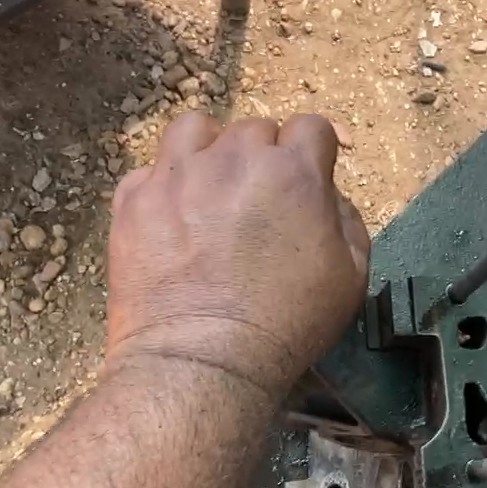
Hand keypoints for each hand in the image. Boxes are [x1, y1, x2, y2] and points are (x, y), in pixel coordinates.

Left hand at [104, 113, 369, 399]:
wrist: (204, 361)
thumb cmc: (288, 324)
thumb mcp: (352, 277)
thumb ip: (347, 219)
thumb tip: (326, 195)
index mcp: (293, 172)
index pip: (312, 126)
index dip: (318, 148)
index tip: (315, 169)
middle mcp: (235, 159)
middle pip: (256, 129)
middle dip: (267, 157)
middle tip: (265, 200)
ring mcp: (177, 175)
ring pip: (197, 130)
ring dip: (212, 150)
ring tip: (213, 185)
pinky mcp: (134, 199)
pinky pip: (152, 169)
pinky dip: (167, 184)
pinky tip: (175, 215)